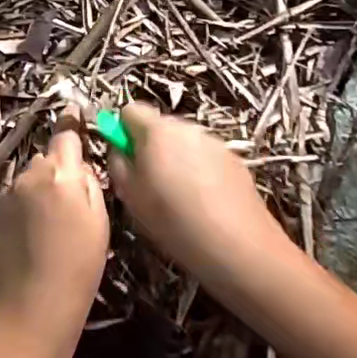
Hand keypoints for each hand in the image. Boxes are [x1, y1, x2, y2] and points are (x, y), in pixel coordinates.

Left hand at [0, 110, 108, 343]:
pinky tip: (27, 238)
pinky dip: (21, 209)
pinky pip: (11, 199)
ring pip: (28, 180)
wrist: (28, 311)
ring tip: (48, 228)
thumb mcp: (101, 224)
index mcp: (60, 174)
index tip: (75, 116)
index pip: (66, 134)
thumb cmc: (78, 270)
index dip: (72, 125)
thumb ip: (90, 184)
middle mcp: (28, 174)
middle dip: (58, 173)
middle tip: (71, 206)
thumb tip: (79, 167)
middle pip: (46, 159)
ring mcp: (4, 192)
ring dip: (38, 192)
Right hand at [107, 103, 286, 282]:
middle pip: (158, 126)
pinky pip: (205, 158)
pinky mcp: (235, 161)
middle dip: (150, 148)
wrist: (240, 248)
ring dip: (176, 160)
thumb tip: (118, 148)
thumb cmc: (174, 222)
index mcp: (157, 131)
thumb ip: (117, 162)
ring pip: (183, 143)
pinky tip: (203, 204)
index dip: (123, 132)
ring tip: (178, 199)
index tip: (126, 160)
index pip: (129, 109)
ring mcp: (215, 142)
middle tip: (149, 184)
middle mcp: (187, 128)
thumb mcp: (129, 196)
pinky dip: (199, 172)